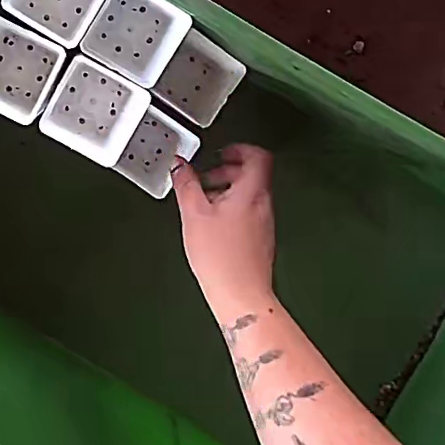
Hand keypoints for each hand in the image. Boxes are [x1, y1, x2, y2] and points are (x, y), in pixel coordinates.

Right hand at [171, 144, 276, 316]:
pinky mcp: (260, 239)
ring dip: (228, 190)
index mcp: (252, 191)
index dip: (241, 148)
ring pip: (250, 194)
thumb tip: (180, 166)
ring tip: (206, 200)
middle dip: (228, 170)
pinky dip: (232, 208)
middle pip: (253, 174)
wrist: (240, 296)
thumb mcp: (194, 214)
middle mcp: (263, 204)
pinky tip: (213, 223)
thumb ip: (186, 184)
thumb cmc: (222, 259)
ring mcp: (264, 223)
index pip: (258, 156)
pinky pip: (249, 213)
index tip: (224, 151)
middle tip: (208, 175)